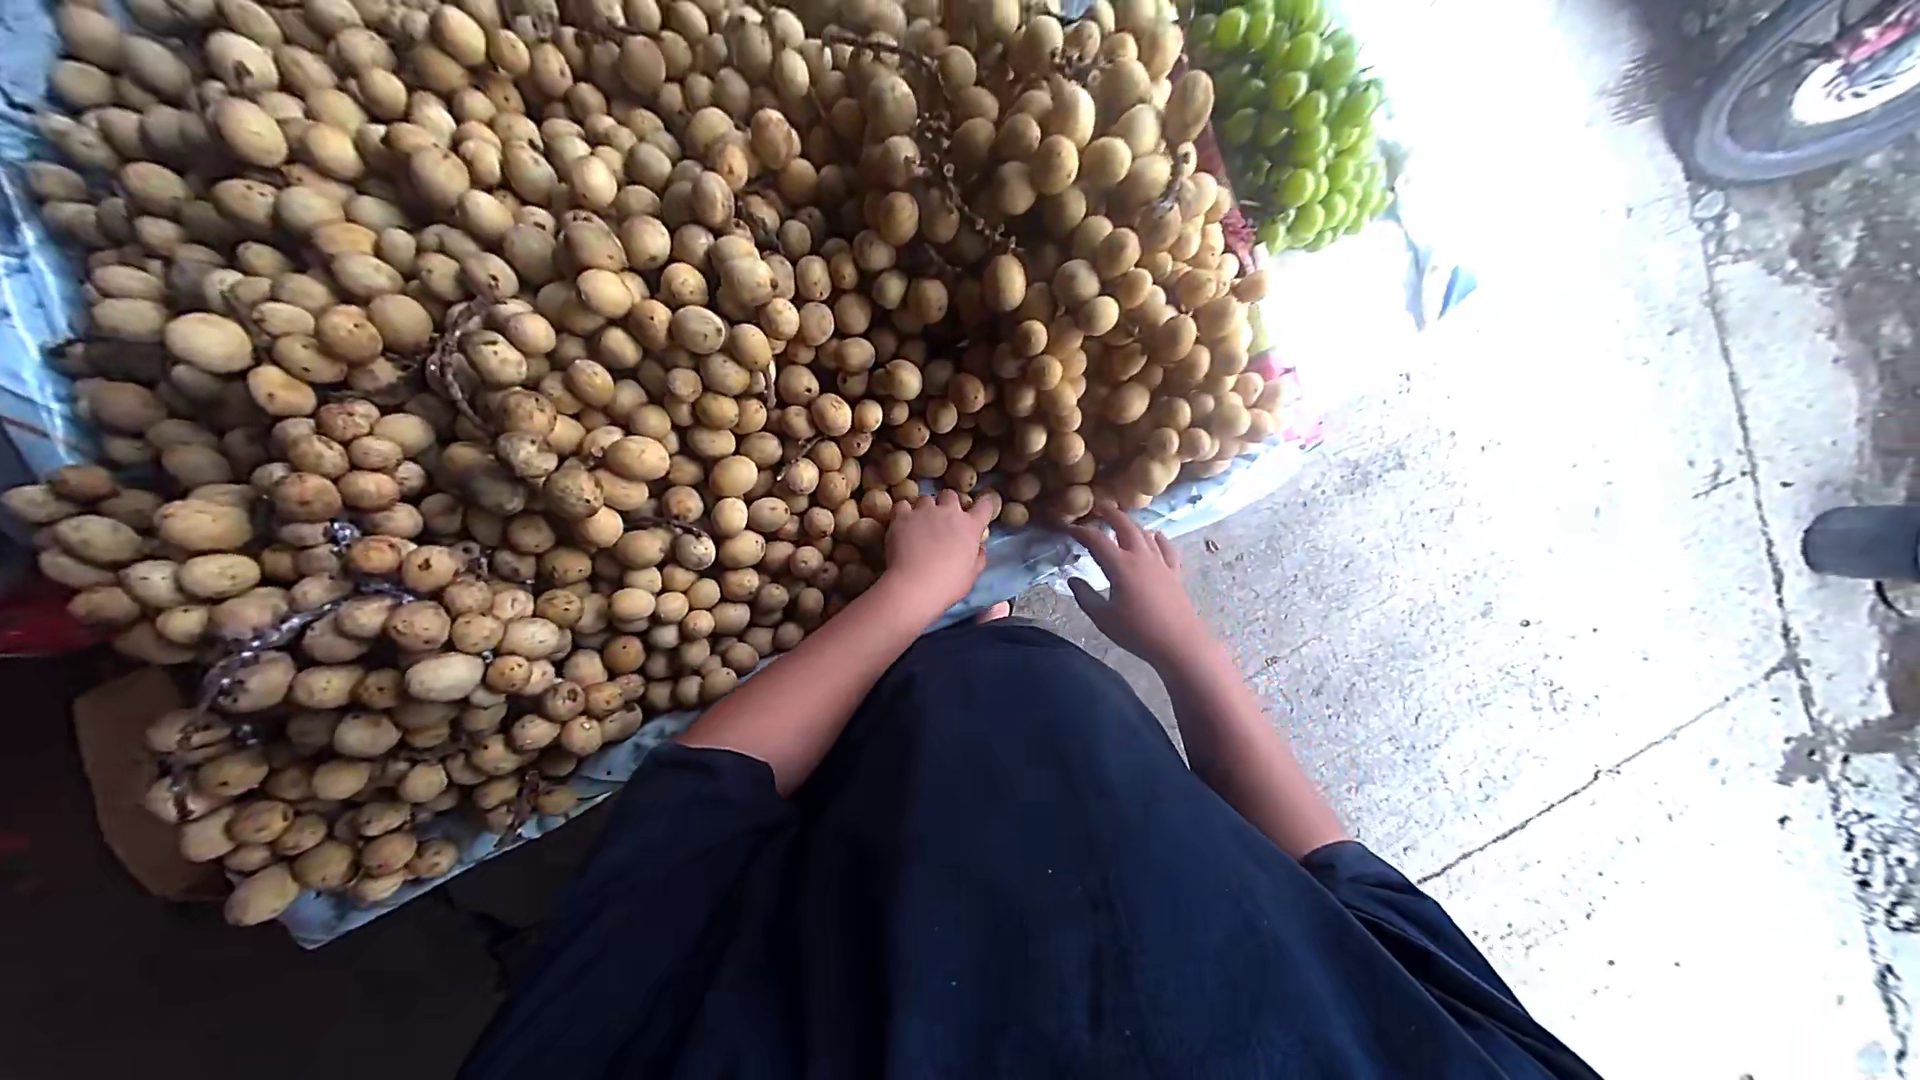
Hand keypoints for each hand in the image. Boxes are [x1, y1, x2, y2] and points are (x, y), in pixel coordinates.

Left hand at [882, 490, 994, 614]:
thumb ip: (978, 558)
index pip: (984, 505)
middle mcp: (949, 512)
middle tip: (942, 519)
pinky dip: (903, 512)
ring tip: (919, 523)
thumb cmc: (948, 584)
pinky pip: (902, 505)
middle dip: (947, 503)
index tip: (979, 510)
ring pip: (925, 499)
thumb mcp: (971, 575)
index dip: (983, 505)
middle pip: (950, 495)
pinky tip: (902, 523)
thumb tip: (979, 548)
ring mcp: (924, 512)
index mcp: (970, 526)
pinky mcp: (902, 517)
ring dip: (925, 508)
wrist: (915, 586)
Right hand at [1067, 504, 1208, 670]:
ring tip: (1121, 520)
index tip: (1067, 528)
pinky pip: (1166, 548)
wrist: (1179, 643)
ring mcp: (1161, 563)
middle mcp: (1141, 557)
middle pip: (1125, 525)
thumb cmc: (1137, 632)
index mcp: (1120, 566)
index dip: (1079, 531)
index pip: (1096, 540)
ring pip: (1145, 533)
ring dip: (1131, 523)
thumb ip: (1085, 596)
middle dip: (1110, 513)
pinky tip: (1156, 536)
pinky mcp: (1175, 573)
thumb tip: (1072, 579)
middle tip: (1098, 506)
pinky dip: (1158, 539)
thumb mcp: (1103, 618)